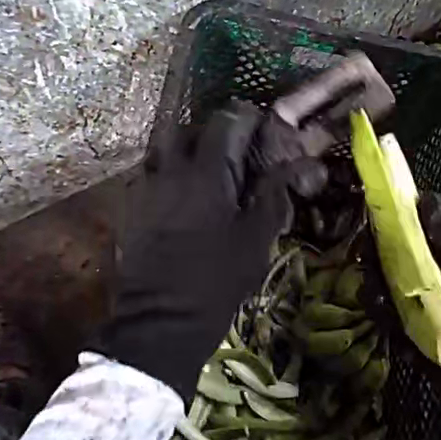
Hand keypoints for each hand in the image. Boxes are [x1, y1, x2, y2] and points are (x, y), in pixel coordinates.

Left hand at [101, 102, 322, 397]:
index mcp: (206, 174)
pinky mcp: (134, 208)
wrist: (160, 321)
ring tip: (212, 169)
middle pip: (190, 129)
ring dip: (190, 150)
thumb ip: (276, 195)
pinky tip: (188, 195)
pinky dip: (173, 172)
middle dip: (215, 131)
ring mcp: (147, 188)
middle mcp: (171, 171)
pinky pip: (154, 173)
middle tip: (237, 148)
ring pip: (166, 149)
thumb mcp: (256, 239)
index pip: (227, 123)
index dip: (248, 119)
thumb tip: (306, 166)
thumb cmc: (216, 279)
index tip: (264, 128)